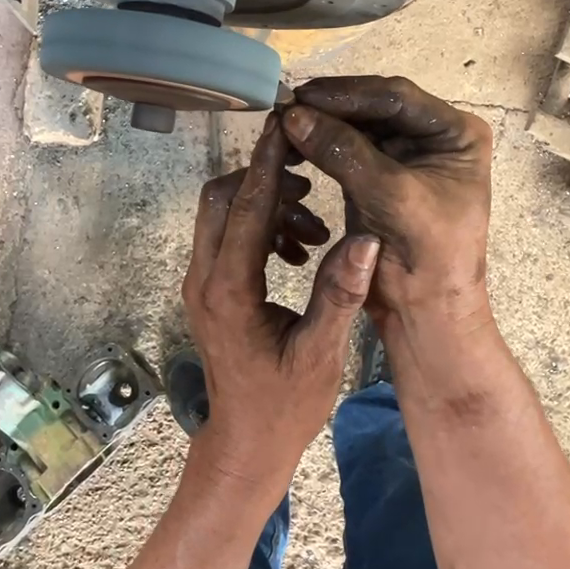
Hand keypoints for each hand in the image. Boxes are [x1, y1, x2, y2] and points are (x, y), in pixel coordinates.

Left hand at [182, 114, 381, 492]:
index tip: (288, 126)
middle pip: (220, 200)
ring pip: (222, 216)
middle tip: (312, 182)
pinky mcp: (211, 292)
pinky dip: (261, 229)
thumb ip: (339, 294)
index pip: (244, 209)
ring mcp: (202, 285)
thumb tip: (366, 239)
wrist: (245, 442)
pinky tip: (301, 250)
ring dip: (266, 206)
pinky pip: (228, 239)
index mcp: (229, 291)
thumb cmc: (284, 405)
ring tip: (315, 228)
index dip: (267, 164)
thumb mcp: (320, 354)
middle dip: (264, 179)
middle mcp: (204, 279)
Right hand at [281, 76, 492, 329]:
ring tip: (284, 122)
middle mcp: (432, 136)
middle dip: (331, 107)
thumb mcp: (389, 195)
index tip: (304, 95)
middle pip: (374, 108)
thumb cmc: (426, 254)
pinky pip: (345, 151)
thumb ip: (343, 151)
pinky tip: (293, 144)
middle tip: (287, 105)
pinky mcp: (377, 177)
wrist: (424, 311)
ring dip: (321, 125)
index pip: (397, 98)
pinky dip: (320, 147)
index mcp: (455, 134)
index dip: (348, 94)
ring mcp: (404, 156)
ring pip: (356, 127)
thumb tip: (293, 115)